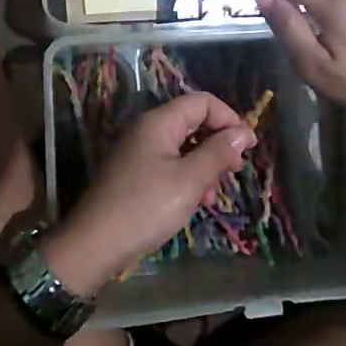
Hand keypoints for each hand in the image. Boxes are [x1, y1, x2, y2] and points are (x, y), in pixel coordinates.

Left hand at [43, 93, 254, 295]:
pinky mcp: (137, 175)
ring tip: (215, 194)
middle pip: (193, 123)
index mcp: (158, 123)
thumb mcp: (189, 180)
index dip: (229, 118)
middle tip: (236, 171)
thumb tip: (242, 132)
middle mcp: (147, 131)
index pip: (201, 102)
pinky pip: (171, 166)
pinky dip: (189, 179)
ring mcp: (140, 153)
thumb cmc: (146, 207)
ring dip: (205, 166)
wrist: (96, 243)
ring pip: (184, 148)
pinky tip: (197, 202)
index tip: (249, 146)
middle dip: (219, 144)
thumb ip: (217, 152)